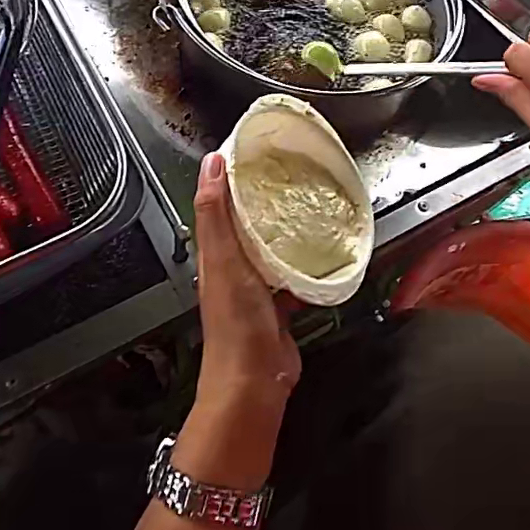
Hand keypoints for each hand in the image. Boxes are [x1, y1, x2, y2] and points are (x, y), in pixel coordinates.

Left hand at [175, 153, 300, 488]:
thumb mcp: (223, 258)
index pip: (218, 203)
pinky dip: (301, 263)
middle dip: (260, 199)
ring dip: (281, 228)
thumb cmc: (237, 322)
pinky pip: (289, 275)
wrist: (255, 378)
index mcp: (214, 251)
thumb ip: (215, 213)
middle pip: (244, 223)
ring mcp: (254, 286)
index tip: (250, 152)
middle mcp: (231, 265)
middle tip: (286, 174)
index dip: (229, 176)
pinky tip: (320, 254)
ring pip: (267, 247)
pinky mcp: (276, 306)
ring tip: (304, 206)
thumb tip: (210, 165)